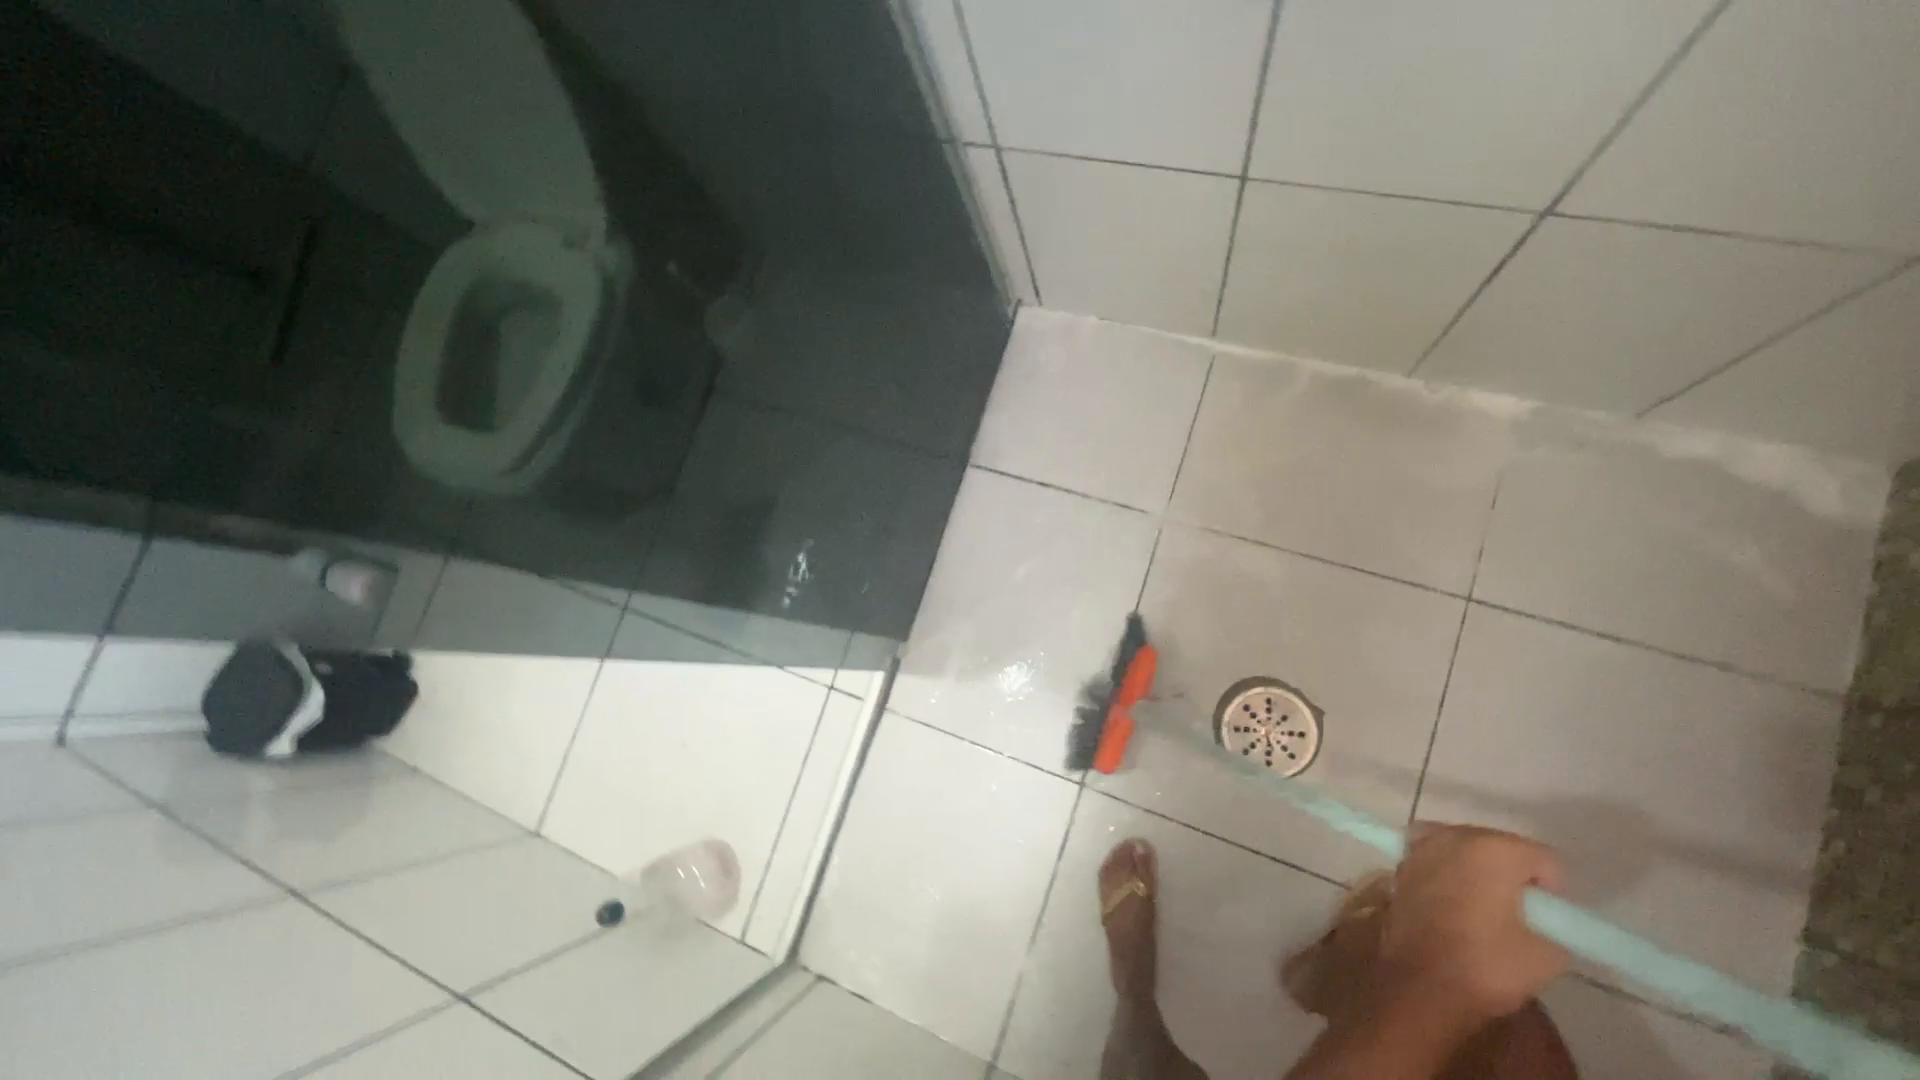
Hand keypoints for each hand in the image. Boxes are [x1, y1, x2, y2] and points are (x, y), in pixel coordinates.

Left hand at [1379, 823, 1568, 1023]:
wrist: (1421, 982)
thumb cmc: (1486, 964)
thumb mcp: (1547, 954)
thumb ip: (1554, 926)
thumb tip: (1539, 920)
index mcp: (1494, 850)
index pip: (1544, 858)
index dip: (1552, 890)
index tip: (1545, 918)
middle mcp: (1453, 836)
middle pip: (1500, 846)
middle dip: (1514, 874)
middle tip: (1517, 912)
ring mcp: (1421, 847)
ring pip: (1465, 848)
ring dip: (1479, 870)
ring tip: (1483, 906)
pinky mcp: (1401, 865)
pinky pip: (1435, 857)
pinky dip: (1447, 871)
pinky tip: (1451, 897)